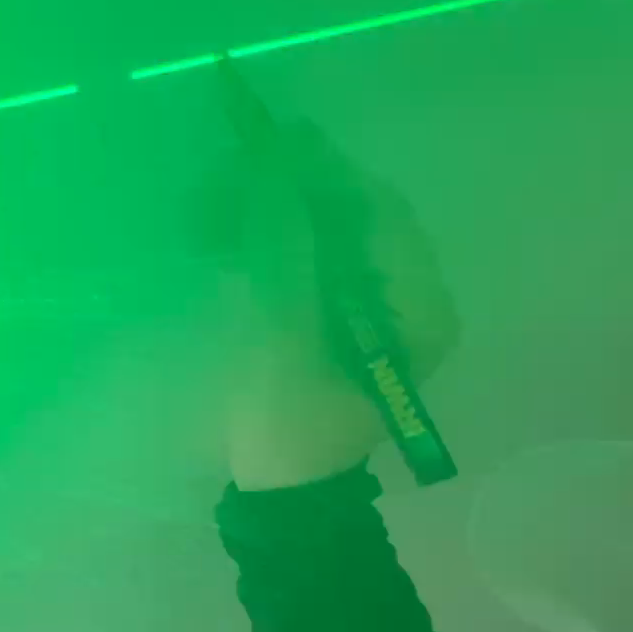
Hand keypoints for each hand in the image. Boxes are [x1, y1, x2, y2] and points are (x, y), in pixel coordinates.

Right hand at [215, 128, 458, 490]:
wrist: (283, 491)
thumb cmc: (290, 423)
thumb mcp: (286, 337)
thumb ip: (286, 253)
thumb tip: (275, 176)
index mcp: (417, 309)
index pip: (383, 216)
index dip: (331, 173)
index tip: (278, 140)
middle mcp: (408, 301)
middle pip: (357, 221)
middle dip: (296, 192)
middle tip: (236, 168)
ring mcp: (373, 311)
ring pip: (329, 238)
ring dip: (275, 215)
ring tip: (215, 203)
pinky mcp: (338, 320)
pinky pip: (310, 264)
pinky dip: (270, 244)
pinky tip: (226, 234)